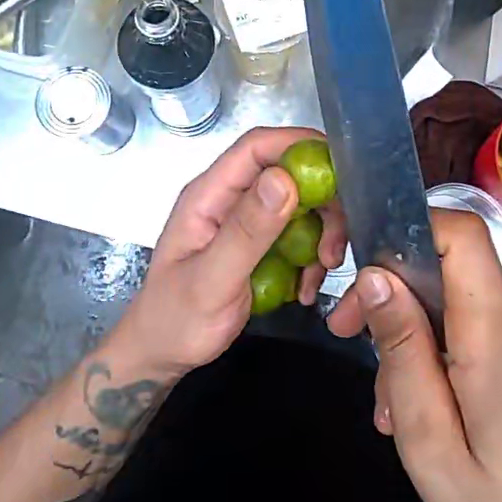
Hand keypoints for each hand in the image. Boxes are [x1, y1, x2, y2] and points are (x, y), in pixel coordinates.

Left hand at [113, 128, 346, 376]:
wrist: (161, 356)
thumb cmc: (174, 320)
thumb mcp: (212, 279)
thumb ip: (247, 230)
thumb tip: (284, 179)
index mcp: (210, 195)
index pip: (256, 148)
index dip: (299, 145)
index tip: (340, 167)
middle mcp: (230, 201)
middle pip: (289, 175)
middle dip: (321, 204)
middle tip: (334, 246)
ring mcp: (246, 224)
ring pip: (301, 208)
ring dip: (321, 236)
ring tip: (321, 272)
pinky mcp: (260, 247)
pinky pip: (298, 238)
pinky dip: (311, 259)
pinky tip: (307, 288)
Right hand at [327, 211, 501, 501]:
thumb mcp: (432, 447)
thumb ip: (402, 355)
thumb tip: (375, 277)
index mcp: (498, 336)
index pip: (463, 233)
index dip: (411, 227)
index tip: (364, 273)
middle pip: (446, 272)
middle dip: (391, 299)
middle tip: (348, 341)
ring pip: (454, 309)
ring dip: (412, 341)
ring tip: (391, 411)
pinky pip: (476, 334)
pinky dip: (441, 358)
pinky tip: (428, 412)